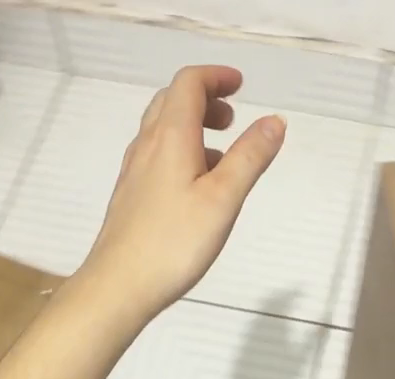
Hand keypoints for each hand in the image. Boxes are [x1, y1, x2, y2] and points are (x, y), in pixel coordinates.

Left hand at [76, 65, 285, 319]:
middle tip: (232, 119)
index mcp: (171, 136)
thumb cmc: (175, 242)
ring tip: (221, 155)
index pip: (189, 84)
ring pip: (161, 131)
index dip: (216, 77)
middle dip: (204, 100)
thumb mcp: (223, 199)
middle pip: (172, 101)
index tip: (241, 86)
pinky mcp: (130, 197)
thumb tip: (275, 121)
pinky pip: (155, 158)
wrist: (119, 285)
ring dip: (192, 128)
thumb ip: (250, 158)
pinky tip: (194, 188)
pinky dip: (180, 153)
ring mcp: (134, 172)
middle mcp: (147, 145)